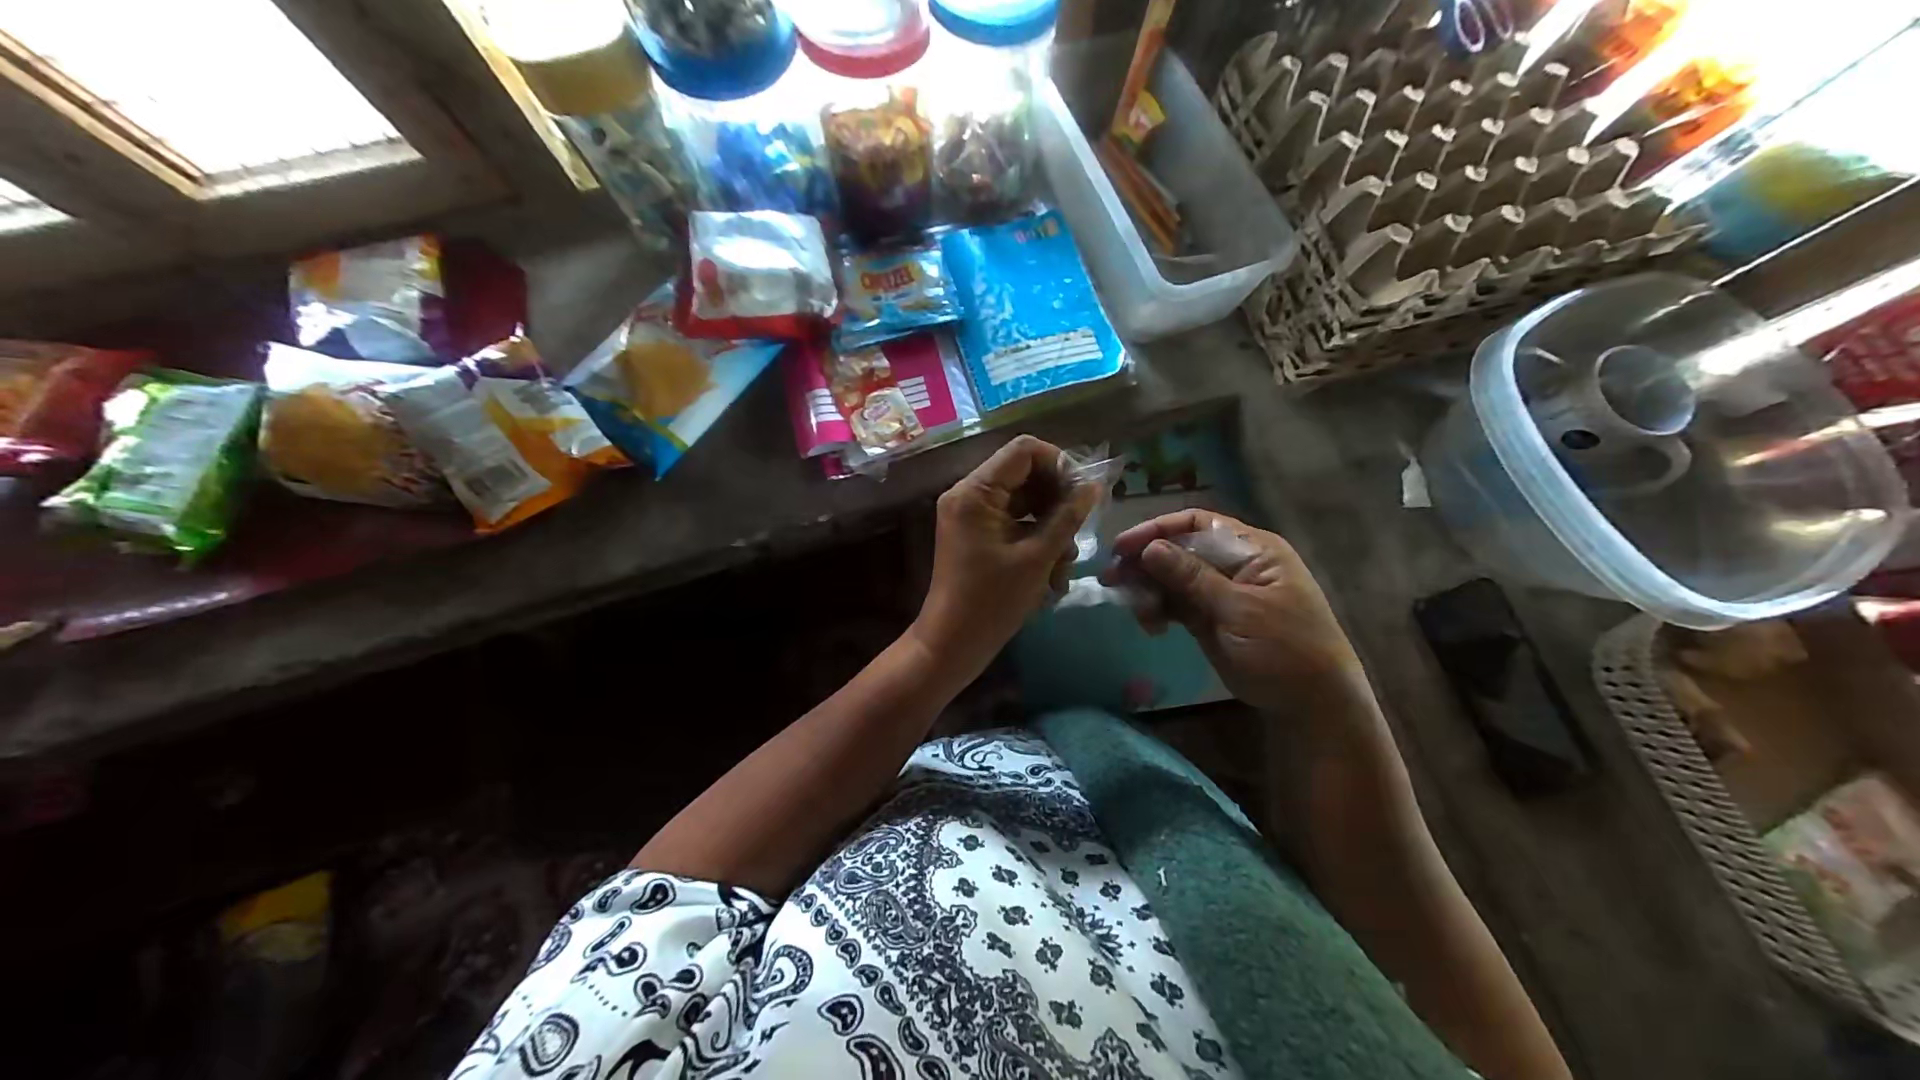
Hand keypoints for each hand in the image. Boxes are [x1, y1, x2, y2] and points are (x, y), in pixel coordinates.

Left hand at [914, 435, 1097, 677]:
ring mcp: (972, 516)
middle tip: (1079, 533)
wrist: (952, 644)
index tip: (1084, 494)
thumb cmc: (992, 602)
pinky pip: (1015, 523)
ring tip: (1065, 565)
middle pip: (1026, 475)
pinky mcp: (977, 535)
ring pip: (1025, 502)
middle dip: (1057, 502)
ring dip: (1052, 527)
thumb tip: (1093, 487)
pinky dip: (1037, 541)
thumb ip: (1067, 517)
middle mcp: (969, 494)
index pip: (1025, 451)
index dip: (1060, 465)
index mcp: (975, 492)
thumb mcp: (1037, 558)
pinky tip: (1053, 575)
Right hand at [1103, 510, 1368, 716]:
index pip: (1196, 524)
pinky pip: (1175, 604)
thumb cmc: (1286, 648)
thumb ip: (1192, 577)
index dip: (1157, 530)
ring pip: (1171, 578)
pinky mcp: (1209, 618)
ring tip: (1137, 611)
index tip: (1123, 548)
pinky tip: (1151, 626)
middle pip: (1178, 550)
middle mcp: (1232, 563)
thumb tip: (1149, 548)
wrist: (1311, 703)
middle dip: (1145, 563)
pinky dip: (1158, 610)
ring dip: (1148, 590)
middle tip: (1113, 581)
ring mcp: (1219, 592)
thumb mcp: (1238, 609)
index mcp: (1251, 549)